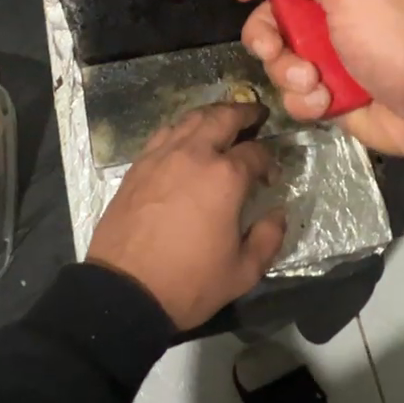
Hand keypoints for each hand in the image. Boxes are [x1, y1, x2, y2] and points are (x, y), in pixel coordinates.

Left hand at [87, 103, 287, 329]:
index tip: (271, 176)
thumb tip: (278, 213)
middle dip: (244, 113)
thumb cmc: (189, 282)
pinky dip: (183, 128)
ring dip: (212, 114)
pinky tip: (187, 138)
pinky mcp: (139, 164)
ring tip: (224, 120)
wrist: (125, 289)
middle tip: (256, 114)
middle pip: (223, 117)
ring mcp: (163, 155)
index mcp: (225, 177)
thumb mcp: (243, 272)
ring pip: (191, 118)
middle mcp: (195, 154)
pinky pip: (165, 132)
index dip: (269, 161)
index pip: (256, 152)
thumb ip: (269, 238)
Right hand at [234, 0, 403, 158]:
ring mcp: (326, 57)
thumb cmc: (392, 35)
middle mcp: (326, 17)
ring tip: (315, 82)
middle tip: (274, 49)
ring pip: (277, 61)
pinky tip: (327, 102)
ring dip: (289, 73)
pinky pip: (294, 95)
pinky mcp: (327, 95)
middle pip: (271, 19)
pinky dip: (306, 100)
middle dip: (266, 37)